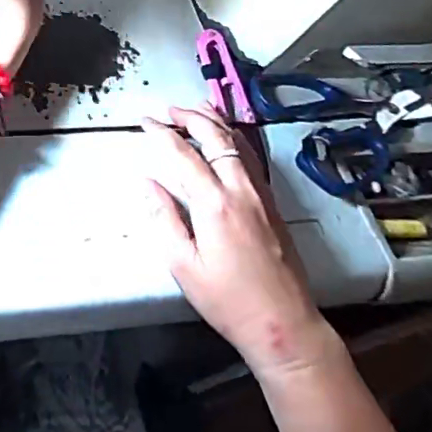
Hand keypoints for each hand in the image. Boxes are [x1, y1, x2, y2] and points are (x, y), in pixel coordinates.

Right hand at [139, 106, 341, 379]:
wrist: (284, 325)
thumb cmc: (228, 300)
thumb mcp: (183, 265)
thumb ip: (163, 218)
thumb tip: (148, 183)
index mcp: (214, 204)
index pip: (184, 154)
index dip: (162, 133)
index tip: (146, 122)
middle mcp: (241, 190)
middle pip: (216, 138)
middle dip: (190, 117)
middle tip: (168, 110)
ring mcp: (260, 195)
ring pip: (238, 143)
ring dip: (215, 121)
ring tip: (196, 107)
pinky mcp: (272, 204)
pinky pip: (251, 157)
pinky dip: (234, 138)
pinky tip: (227, 137)